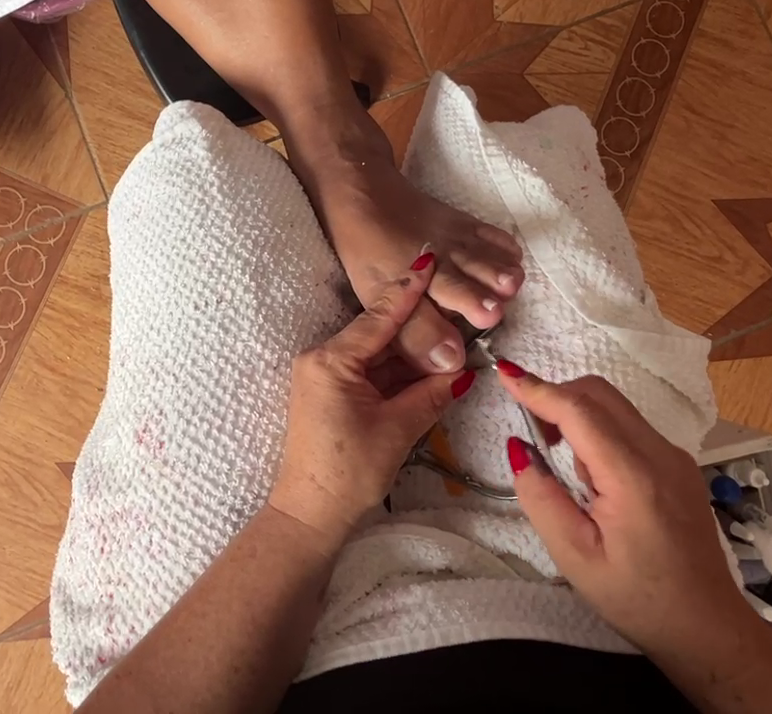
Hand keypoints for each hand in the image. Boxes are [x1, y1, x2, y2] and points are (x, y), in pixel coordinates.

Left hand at [268, 259, 476, 543]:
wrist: (309, 514)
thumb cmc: (348, 473)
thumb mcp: (397, 430)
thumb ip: (430, 394)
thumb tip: (463, 370)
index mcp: (331, 361)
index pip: (378, 318)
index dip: (408, 291)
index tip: (427, 257)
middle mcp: (323, 359)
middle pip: (379, 333)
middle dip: (418, 325)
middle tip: (455, 306)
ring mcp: (325, 376)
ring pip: (377, 353)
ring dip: (411, 350)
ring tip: (452, 335)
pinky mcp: (331, 392)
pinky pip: (369, 371)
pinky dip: (397, 370)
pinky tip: (427, 365)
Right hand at [497, 367, 751, 655]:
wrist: (710, 629)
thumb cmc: (638, 600)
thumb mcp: (574, 557)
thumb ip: (540, 497)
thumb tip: (518, 447)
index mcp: (634, 478)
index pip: (579, 411)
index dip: (538, 388)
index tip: (503, 373)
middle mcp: (660, 455)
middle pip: (599, 394)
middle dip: (556, 396)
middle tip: (530, 430)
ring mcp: (674, 456)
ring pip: (613, 405)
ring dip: (576, 413)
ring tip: (561, 463)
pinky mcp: (677, 464)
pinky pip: (628, 424)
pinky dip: (597, 428)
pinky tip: (590, 474)